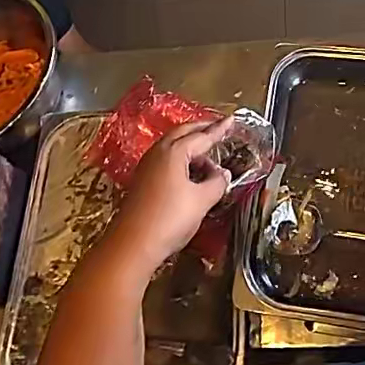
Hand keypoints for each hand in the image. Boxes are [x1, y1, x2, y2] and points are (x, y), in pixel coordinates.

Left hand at [103, 117, 233, 270]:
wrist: (132, 245)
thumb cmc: (170, 219)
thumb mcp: (202, 200)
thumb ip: (217, 183)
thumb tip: (223, 174)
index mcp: (174, 152)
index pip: (202, 136)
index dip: (219, 129)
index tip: (231, 120)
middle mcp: (158, 153)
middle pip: (183, 134)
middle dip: (202, 130)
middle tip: (219, 128)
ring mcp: (147, 166)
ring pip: (173, 147)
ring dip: (192, 148)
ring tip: (210, 158)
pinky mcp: (143, 181)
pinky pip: (166, 160)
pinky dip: (182, 160)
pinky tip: (191, 174)